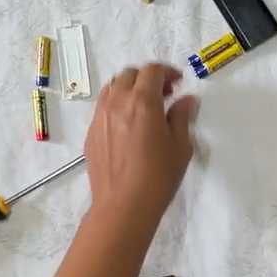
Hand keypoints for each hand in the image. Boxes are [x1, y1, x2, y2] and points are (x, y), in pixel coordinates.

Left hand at [84, 63, 197, 224]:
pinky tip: (128, 125)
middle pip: (130, 74)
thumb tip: (185, 100)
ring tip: (144, 107)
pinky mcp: (91, 133)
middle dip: (148, 78)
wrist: (123, 206)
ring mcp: (99, 117)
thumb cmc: (158, 177)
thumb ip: (181, 117)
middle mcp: (117, 102)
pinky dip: (117, 105)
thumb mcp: (180, 146)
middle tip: (164, 94)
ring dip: (130, 88)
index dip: (168, 72)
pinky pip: (103, 107)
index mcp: (142, 101)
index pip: (152, 70)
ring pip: (112, 88)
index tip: (178, 84)